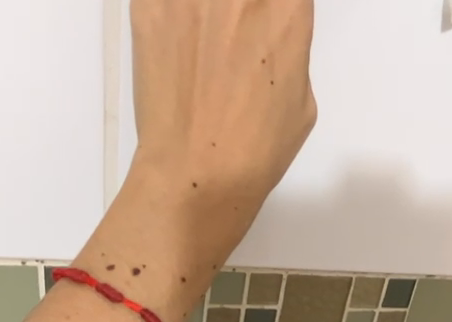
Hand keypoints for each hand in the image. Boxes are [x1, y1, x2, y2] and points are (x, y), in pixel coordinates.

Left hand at [128, 0, 316, 227]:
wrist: (197, 174)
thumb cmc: (257, 151)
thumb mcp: (301, 101)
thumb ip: (288, 46)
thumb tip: (270, 32)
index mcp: (286, 7)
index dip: (273, 6)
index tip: (264, 19)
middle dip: (237, 10)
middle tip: (231, 30)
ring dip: (202, 12)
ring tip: (201, 33)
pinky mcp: (149, 2)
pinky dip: (168, 9)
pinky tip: (177, 36)